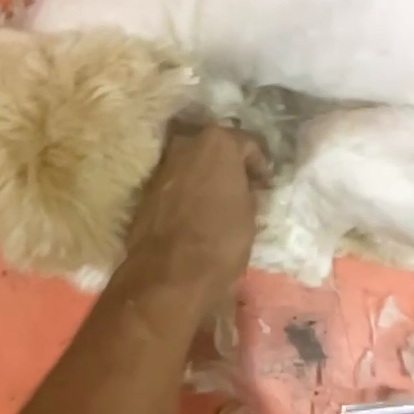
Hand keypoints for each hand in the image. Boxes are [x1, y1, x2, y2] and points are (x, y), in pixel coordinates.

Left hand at [123, 122, 269, 299]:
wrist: (169, 271)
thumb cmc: (220, 238)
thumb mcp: (250, 214)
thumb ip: (246, 190)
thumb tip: (243, 188)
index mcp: (218, 143)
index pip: (247, 143)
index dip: (259, 164)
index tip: (265, 183)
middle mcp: (187, 144)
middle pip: (215, 148)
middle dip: (229, 164)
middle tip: (243, 187)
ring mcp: (164, 164)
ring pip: (193, 163)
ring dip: (207, 176)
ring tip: (220, 200)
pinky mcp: (148, 187)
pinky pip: (177, 181)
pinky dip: (188, 189)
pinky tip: (198, 209)